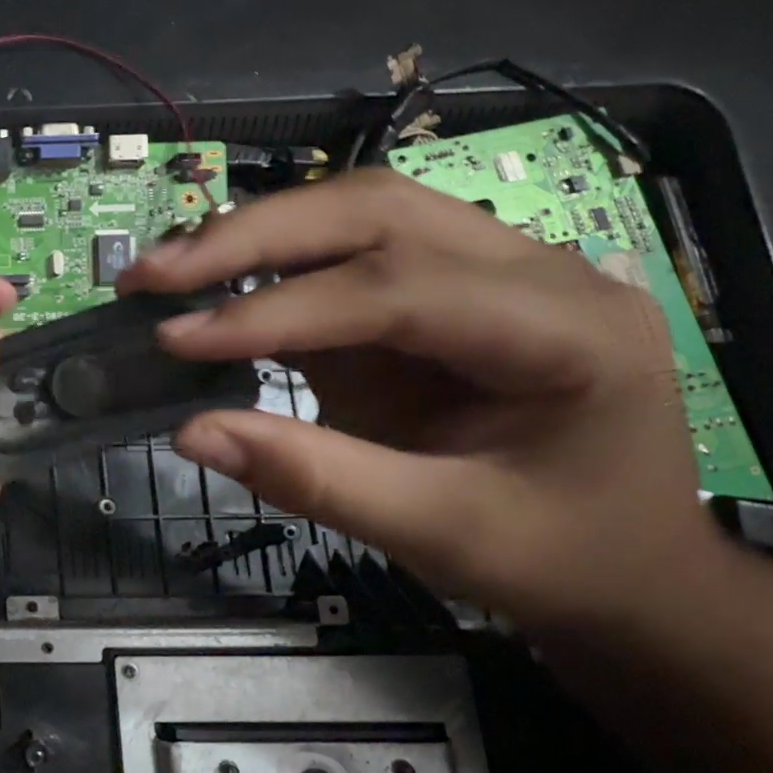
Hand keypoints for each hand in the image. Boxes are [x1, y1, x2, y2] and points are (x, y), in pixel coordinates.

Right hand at [117, 168, 726, 624]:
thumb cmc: (554, 555)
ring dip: (252, 232)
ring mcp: (485, 267)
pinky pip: (344, 248)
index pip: (399, 289)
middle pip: (375, 210)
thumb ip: (316, 478)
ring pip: (356, 208)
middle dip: (250, 237)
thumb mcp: (438, 533)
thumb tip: (189, 433)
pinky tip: (206, 281)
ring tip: (165, 270)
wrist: (624, 563)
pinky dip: (266, 258)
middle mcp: (534, 271)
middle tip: (149, 277)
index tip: (175, 339)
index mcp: (566, 332)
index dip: (278, 310)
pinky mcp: (435, 286)